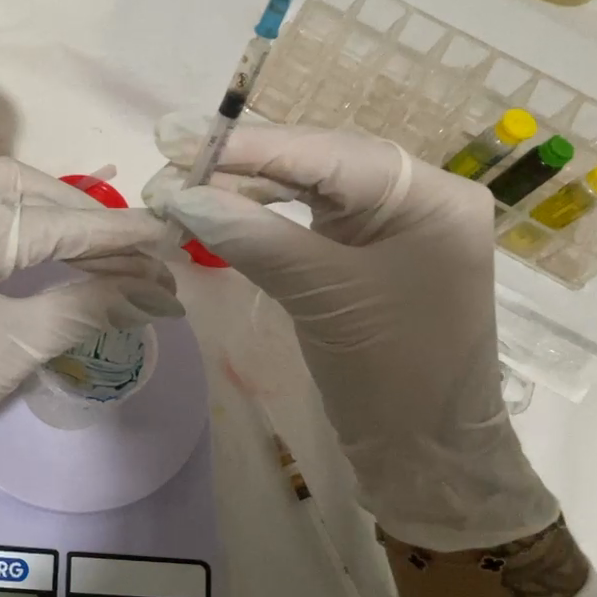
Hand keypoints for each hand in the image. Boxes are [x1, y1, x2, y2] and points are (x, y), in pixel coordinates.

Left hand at [0, 158, 180, 535]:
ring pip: (6, 191)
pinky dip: (28, 220)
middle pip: (26, 191)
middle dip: (87, 219)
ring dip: (60, 214)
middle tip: (139, 253)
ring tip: (108, 248)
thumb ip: (88, 306)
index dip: (112, 231)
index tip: (167, 235)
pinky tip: (59, 240)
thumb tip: (157, 291)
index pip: (46, 221)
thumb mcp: (17, 347)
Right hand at [147, 115, 555, 551]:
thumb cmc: (390, 374)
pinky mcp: (367, 257)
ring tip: (181, 191)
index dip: (247, 146)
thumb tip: (179, 197)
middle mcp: (415, 198)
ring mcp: (391, 228)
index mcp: (428, 197)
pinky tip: (219, 213)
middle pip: (316, 163)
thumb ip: (252, 237)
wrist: (425, 456)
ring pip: (308, 191)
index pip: (326, 152)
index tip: (177, 140)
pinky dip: (262, 220)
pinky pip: (308, 224)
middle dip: (239, 167)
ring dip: (244, 191)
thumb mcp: (321, 297)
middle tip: (168, 169)